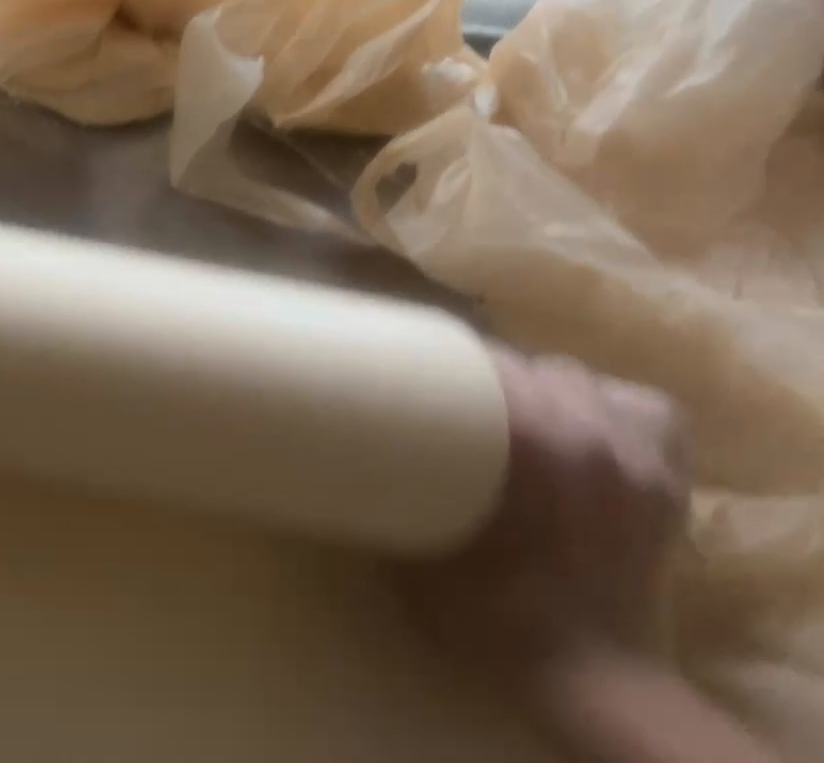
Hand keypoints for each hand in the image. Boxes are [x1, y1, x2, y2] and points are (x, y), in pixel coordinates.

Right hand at [396, 346, 687, 686]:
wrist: (583, 672)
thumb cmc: (487, 607)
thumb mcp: (421, 540)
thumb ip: (406, 486)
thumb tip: (363, 451)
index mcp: (535, 445)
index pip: (496, 365)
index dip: (456, 360)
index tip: (423, 369)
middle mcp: (594, 439)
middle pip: (543, 367)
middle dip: (501, 374)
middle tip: (463, 398)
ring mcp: (641, 463)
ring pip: (591, 382)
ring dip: (555, 388)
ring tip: (524, 410)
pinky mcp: (667, 486)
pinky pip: (649, 413)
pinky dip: (615, 408)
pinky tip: (588, 425)